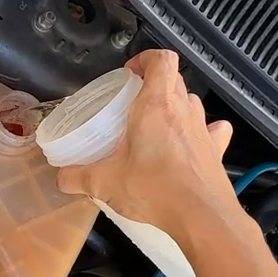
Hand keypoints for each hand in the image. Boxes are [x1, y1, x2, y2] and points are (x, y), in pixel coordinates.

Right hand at [55, 50, 242, 252]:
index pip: (161, 60)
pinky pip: (212, 130)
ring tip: (155, 127)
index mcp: (155, 106)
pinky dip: (203, 131)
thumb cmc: (155, 189)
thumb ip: (77, 178)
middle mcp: (182, 111)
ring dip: (175, 108)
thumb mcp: (104, 183)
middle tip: (131, 106)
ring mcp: (203, 130)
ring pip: (190, 104)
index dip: (145, 59)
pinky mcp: (216, 151)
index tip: (129, 73)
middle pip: (173, 81)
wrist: (201, 216)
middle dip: (153, 86)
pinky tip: (191, 142)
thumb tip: (61, 178)